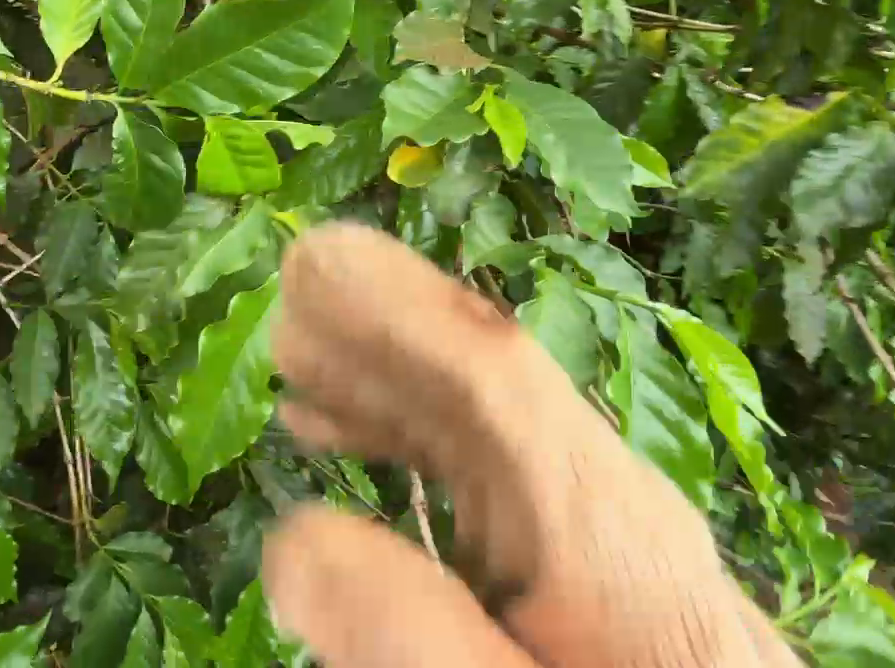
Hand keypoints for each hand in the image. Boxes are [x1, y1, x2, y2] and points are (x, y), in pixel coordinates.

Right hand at [262, 223, 798, 667]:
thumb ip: (409, 634)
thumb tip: (290, 540)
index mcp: (605, 524)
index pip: (497, 378)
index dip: (399, 308)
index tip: (316, 263)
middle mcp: (594, 487)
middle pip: (476, 373)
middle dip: (374, 318)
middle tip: (289, 285)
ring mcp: (576, 507)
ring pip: (462, 405)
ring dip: (372, 366)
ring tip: (290, 351)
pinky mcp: (557, 536)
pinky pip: (459, 452)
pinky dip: (386, 426)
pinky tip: (326, 425)